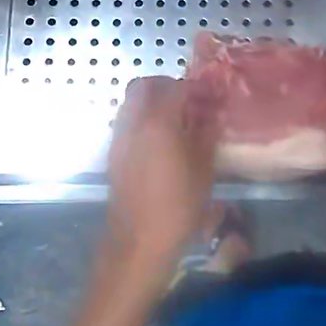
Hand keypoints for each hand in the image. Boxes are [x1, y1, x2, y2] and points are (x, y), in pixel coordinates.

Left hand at [103, 77, 214, 292]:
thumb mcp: (203, 169)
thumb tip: (210, 112)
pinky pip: (127, 121)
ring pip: (131, 102)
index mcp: (158, 122)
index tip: (211, 96)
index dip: (196, 87)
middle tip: (189, 102)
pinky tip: (162, 140)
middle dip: (167, 86)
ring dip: (152, 102)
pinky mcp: (113, 152)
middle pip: (144, 86)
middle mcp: (133, 122)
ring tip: (178, 122)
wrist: (138, 240)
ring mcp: (119, 137)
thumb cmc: (178, 206)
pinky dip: (143, 119)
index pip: (176, 88)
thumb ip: (206, 133)